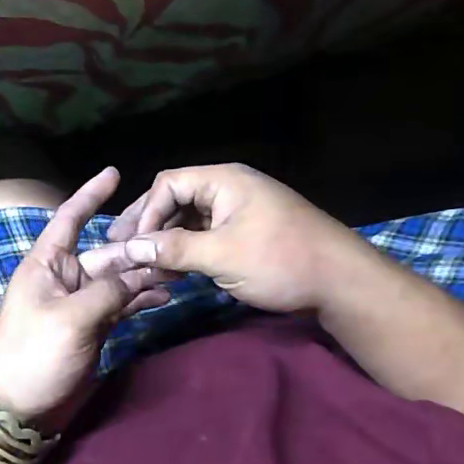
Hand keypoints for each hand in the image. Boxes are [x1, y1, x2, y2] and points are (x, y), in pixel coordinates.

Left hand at [0, 168, 172, 425]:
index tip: (115, 173)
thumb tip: (140, 276)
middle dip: (137, 249)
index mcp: (46, 265)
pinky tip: (163, 299)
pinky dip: (138, 302)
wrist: (19, 407)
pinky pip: (118, 305)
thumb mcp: (71, 318)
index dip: (90, 195)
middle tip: (174, 246)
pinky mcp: (90, 327)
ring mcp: (78, 304)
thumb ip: (109, 292)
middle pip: (106, 253)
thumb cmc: (34, 354)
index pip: (69, 219)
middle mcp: (63, 278)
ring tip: (178, 273)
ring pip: (117, 281)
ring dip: (144, 277)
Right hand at [100, 164, 360, 312]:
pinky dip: (186, 249)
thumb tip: (130, 248)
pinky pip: (204, 234)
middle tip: (123, 251)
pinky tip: (171, 270)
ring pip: (188, 219)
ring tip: (144, 265)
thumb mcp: (222, 256)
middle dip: (148, 225)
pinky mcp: (244, 232)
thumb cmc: (280, 261)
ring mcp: (238, 210)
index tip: (134, 245)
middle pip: (174, 199)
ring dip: (165, 240)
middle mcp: (228, 188)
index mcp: (224, 180)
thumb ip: (173, 249)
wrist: (341, 282)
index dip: (145, 212)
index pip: (168, 184)